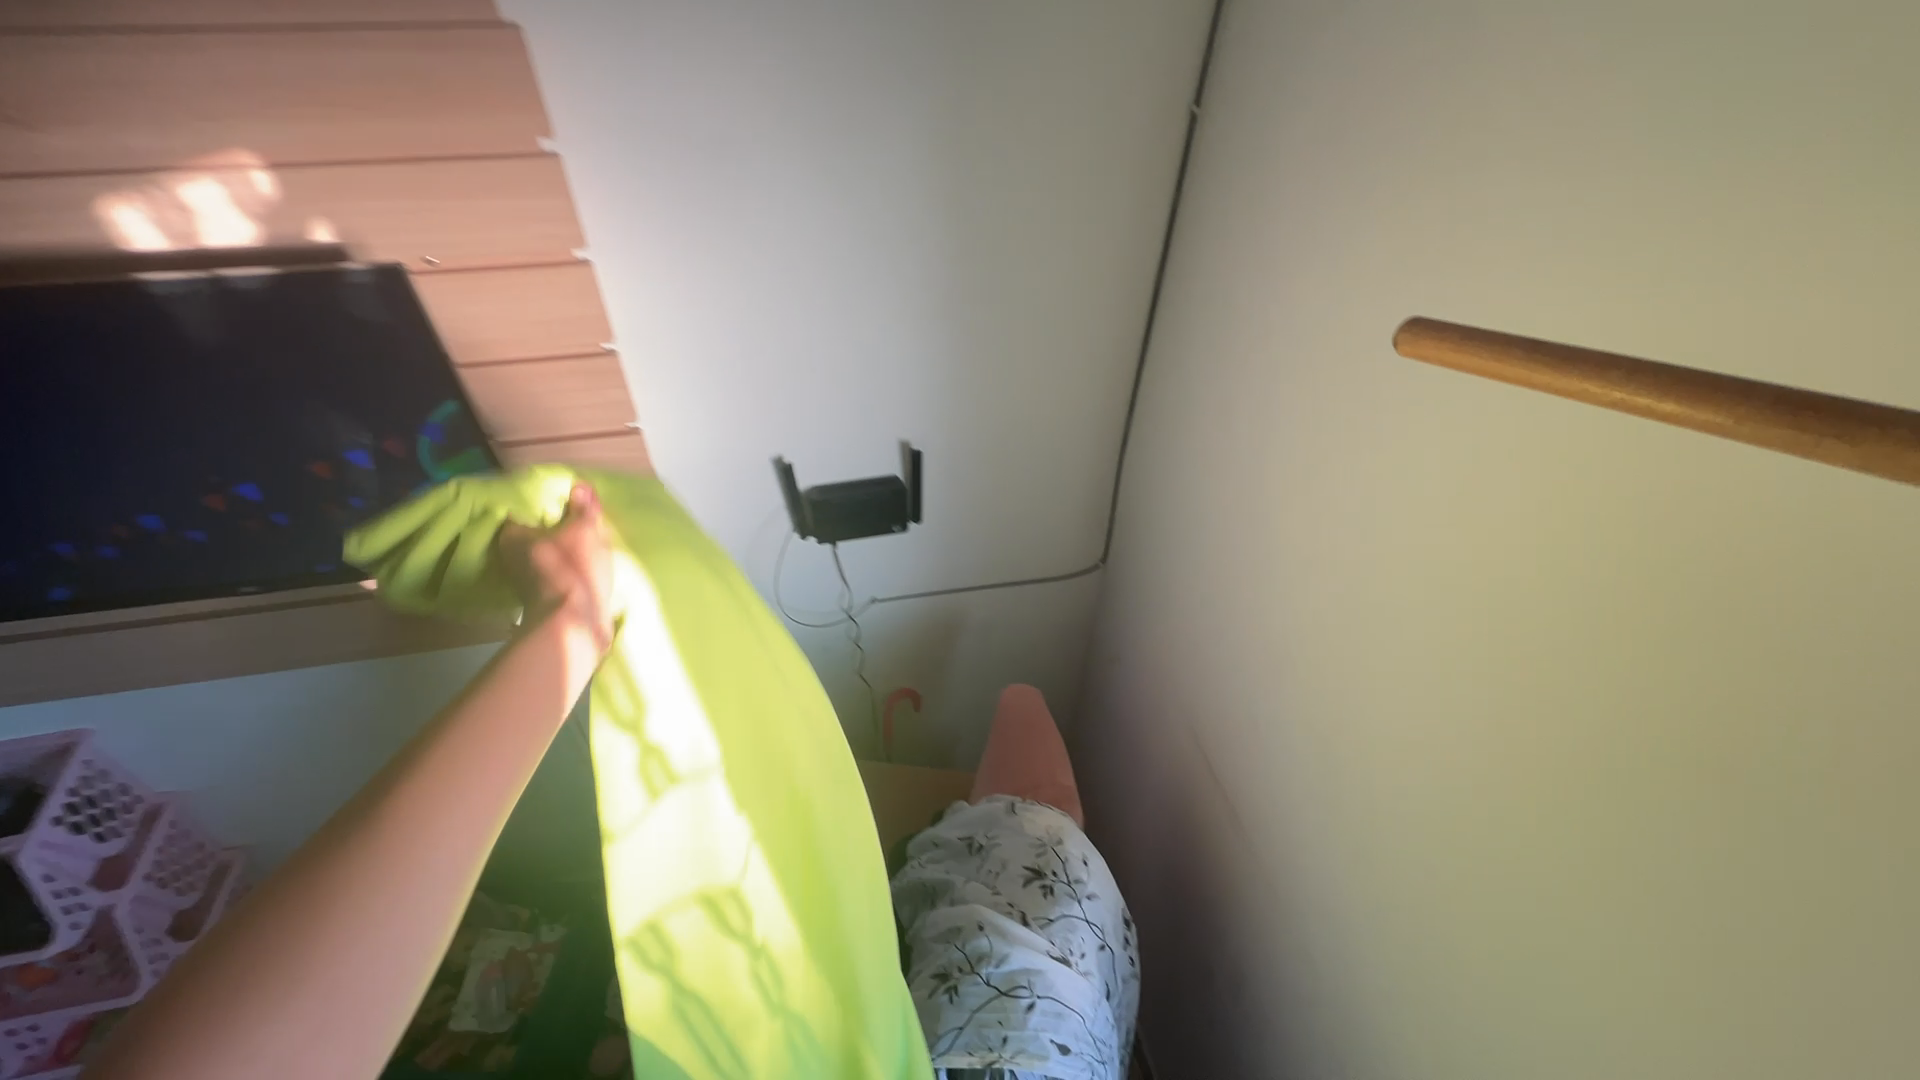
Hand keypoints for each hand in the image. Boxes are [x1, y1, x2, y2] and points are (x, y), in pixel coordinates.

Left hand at [497, 483, 616, 651]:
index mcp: (512, 534)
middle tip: (572, 519)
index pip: (521, 510)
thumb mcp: (584, 530)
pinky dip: (561, 568)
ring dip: (557, 550)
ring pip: (540, 555)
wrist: (573, 623)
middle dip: (549, 528)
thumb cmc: (573, 568)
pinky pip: (549, 573)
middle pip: (531, 534)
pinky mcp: (538, 598)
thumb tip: (580, 485)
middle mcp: (509, 556)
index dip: (540, 504)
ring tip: (579, 542)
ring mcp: (522, 580)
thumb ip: (583, 508)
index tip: (559, 501)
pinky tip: (578, 567)